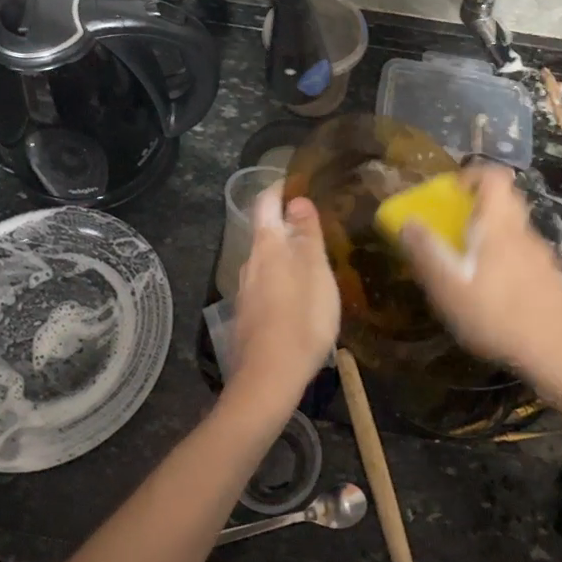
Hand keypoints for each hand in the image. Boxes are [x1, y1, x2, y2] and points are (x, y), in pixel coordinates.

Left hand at [230, 187, 339, 404]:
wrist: (269, 379)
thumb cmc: (300, 319)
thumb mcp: (315, 271)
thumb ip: (307, 234)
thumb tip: (297, 199)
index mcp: (267, 246)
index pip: (266, 203)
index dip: (279, 188)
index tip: (297, 182)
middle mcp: (250, 264)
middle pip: (265, 233)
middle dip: (287, 224)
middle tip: (316, 224)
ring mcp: (245, 292)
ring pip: (266, 262)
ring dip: (286, 255)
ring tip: (312, 260)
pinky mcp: (249, 317)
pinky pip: (266, 287)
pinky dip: (282, 280)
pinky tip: (299, 297)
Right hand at [399, 165, 561, 386]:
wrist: (559, 354)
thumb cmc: (497, 315)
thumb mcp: (449, 288)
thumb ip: (426, 252)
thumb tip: (408, 222)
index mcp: (499, 225)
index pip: (493, 176)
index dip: (472, 175)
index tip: (452, 194)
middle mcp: (524, 232)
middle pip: (505, 203)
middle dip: (478, 210)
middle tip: (454, 231)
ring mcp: (543, 257)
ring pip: (514, 234)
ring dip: (492, 240)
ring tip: (470, 272)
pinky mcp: (552, 281)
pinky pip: (524, 259)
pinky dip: (507, 266)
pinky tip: (496, 299)